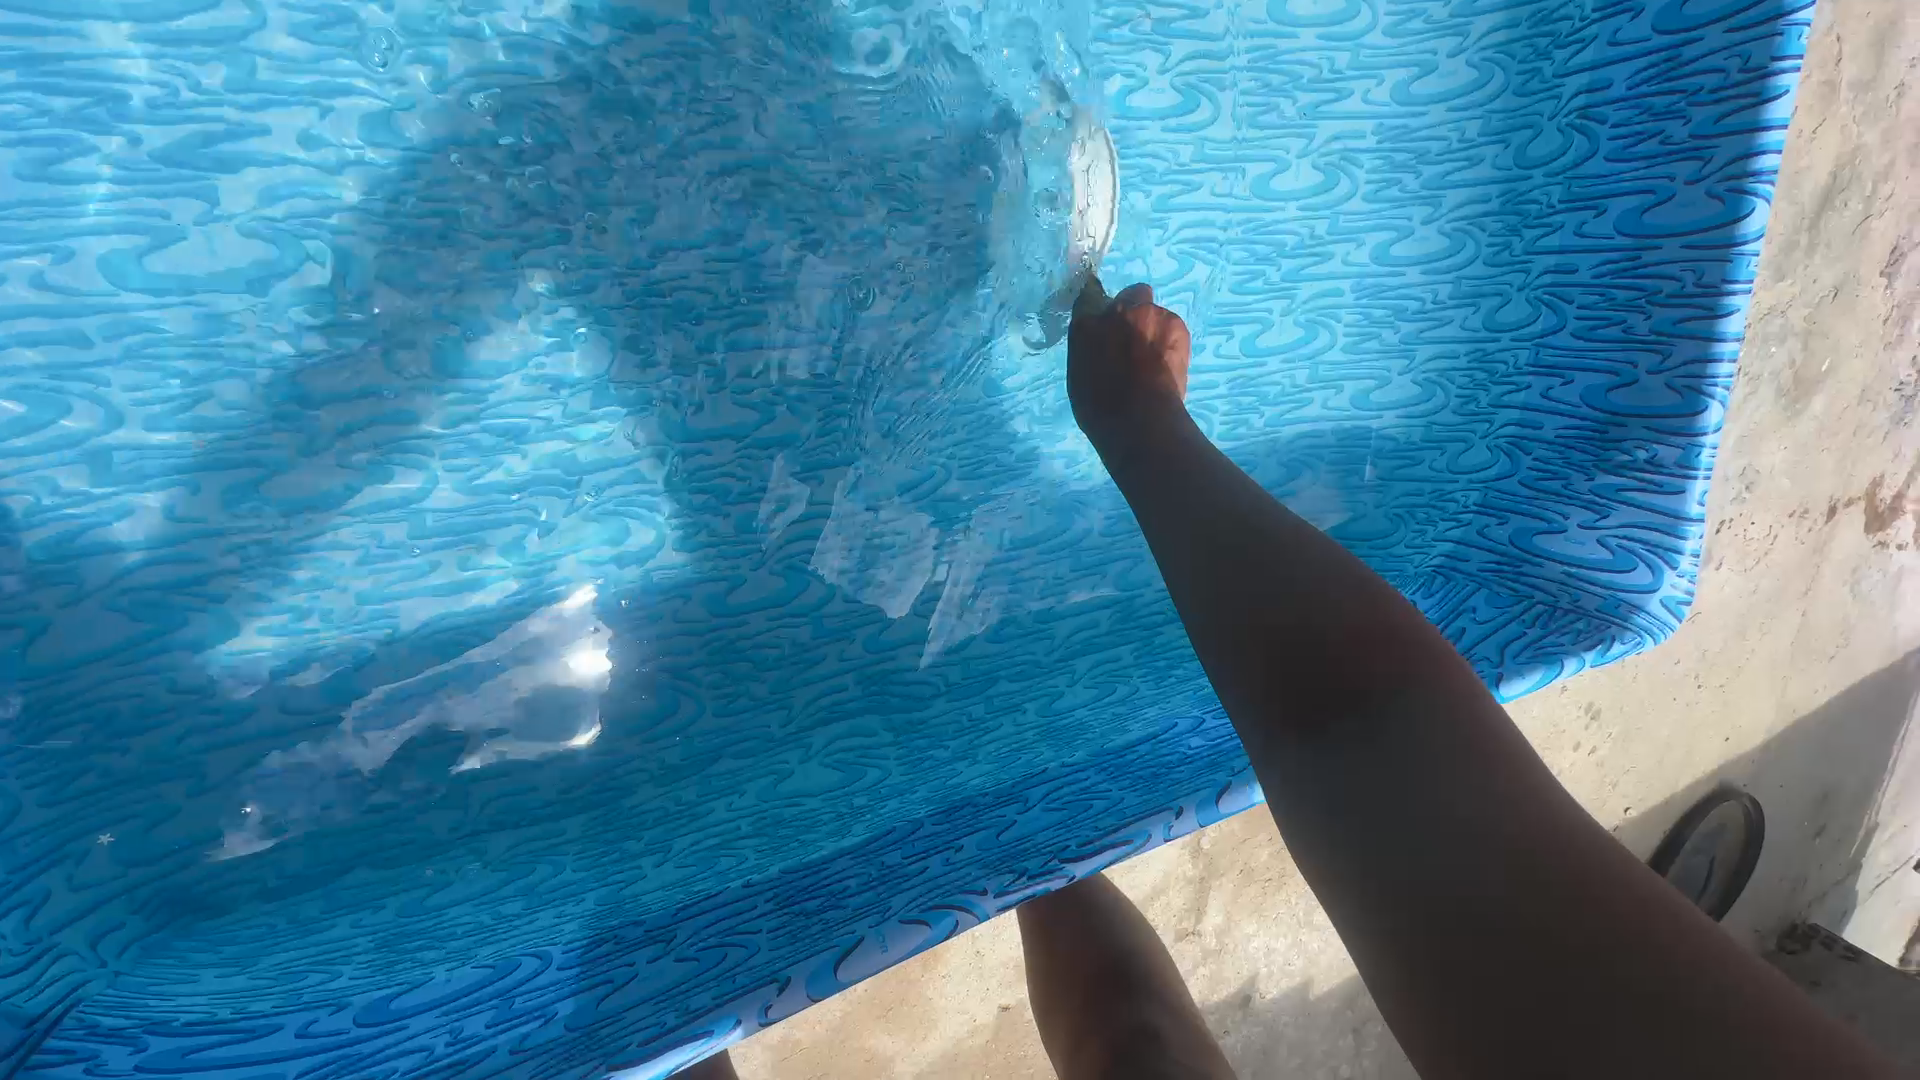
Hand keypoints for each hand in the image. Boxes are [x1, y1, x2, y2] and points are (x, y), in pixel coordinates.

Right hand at [1067, 277, 1191, 454]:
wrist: (1140, 419)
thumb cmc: (1100, 409)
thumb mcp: (1079, 375)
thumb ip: (1088, 349)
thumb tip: (1100, 344)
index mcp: (1085, 324)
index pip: (1089, 299)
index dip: (1100, 311)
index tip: (1106, 325)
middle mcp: (1116, 309)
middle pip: (1129, 296)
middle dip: (1132, 311)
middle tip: (1134, 340)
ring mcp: (1148, 313)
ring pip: (1154, 311)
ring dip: (1153, 327)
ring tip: (1154, 359)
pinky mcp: (1175, 324)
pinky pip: (1172, 326)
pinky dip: (1170, 340)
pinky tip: (1167, 363)